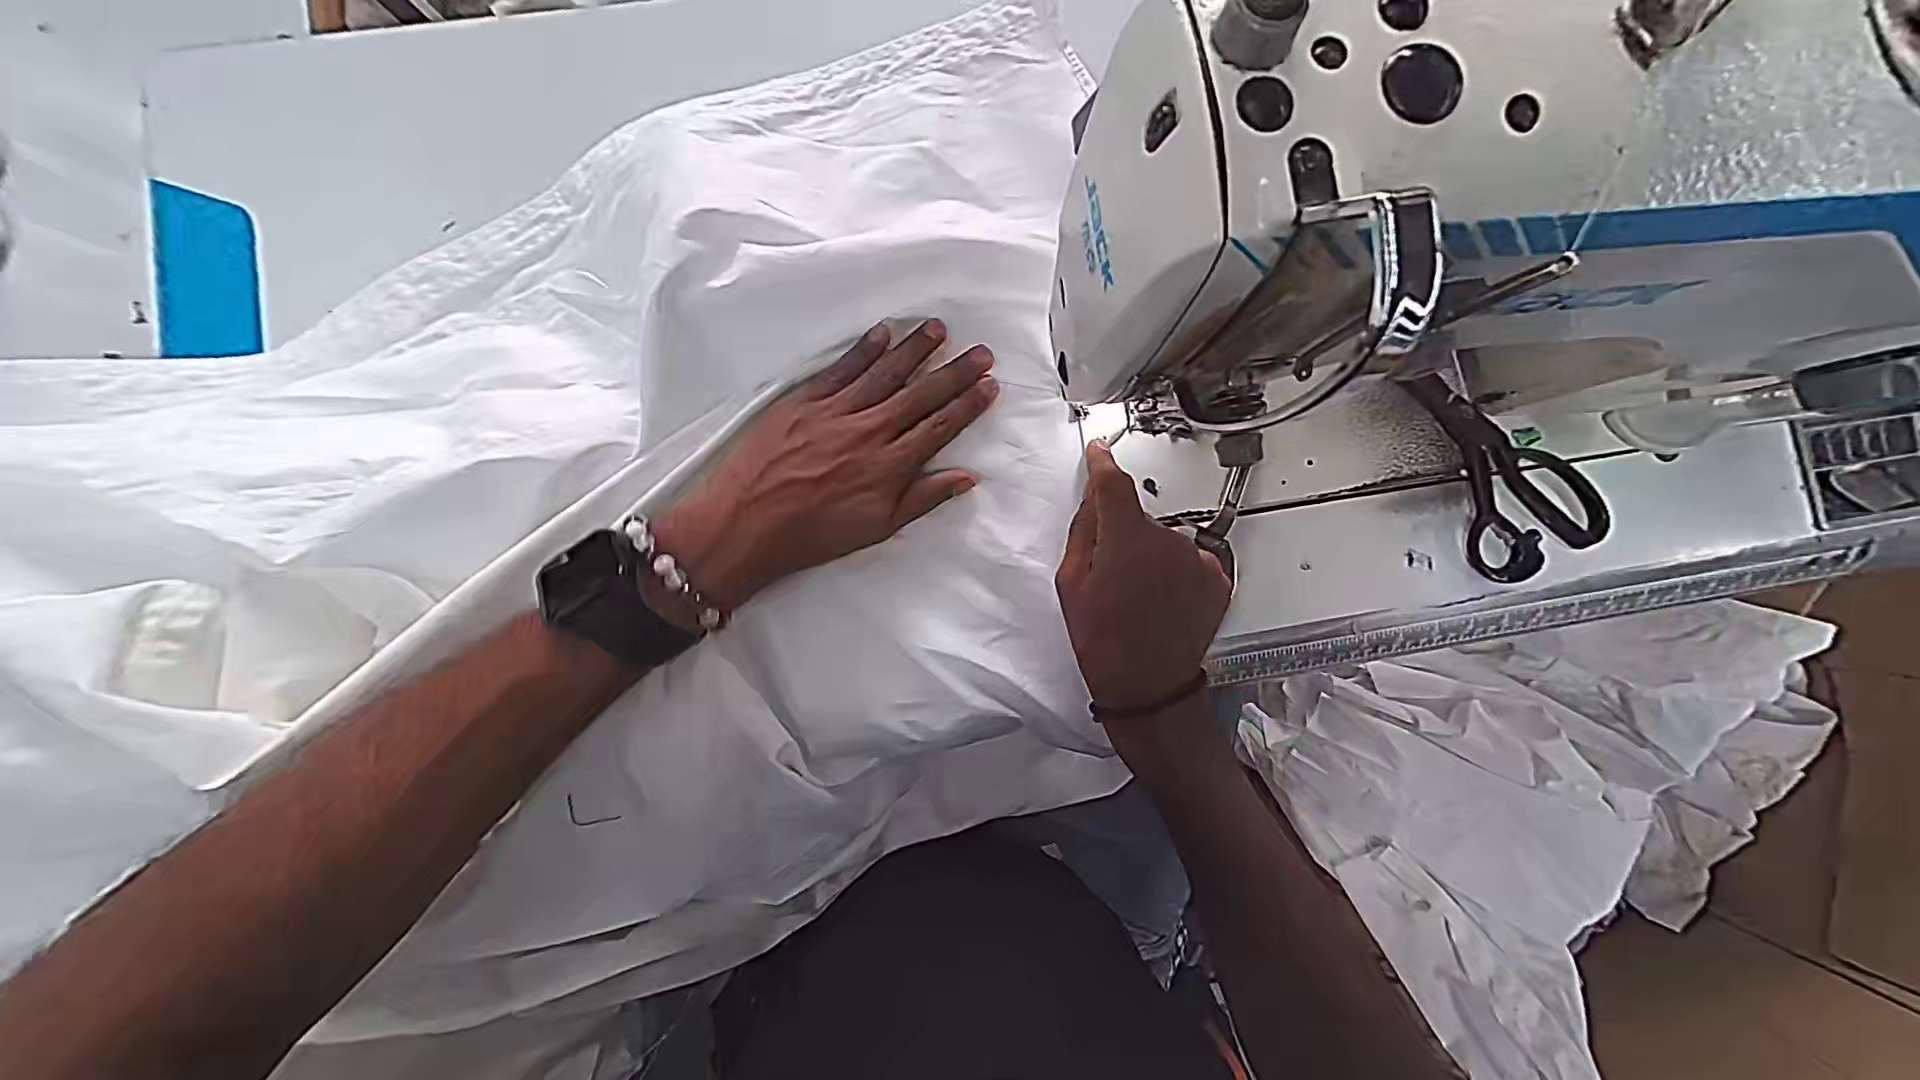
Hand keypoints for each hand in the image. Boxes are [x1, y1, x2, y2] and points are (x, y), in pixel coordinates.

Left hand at [653, 319, 997, 610]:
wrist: (747, 525)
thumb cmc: (814, 534)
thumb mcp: (877, 527)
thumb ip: (924, 498)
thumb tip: (966, 478)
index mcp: (889, 466)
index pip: (940, 427)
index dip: (968, 404)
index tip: (988, 386)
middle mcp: (868, 432)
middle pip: (921, 395)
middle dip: (955, 372)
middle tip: (981, 352)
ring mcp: (835, 413)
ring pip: (885, 373)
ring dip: (915, 350)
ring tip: (939, 329)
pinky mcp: (803, 402)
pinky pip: (841, 369)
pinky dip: (864, 349)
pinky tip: (883, 332)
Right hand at [1055, 441, 1232, 711]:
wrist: (1147, 683)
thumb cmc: (1104, 640)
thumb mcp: (1071, 582)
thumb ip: (1083, 531)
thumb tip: (1093, 502)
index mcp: (1125, 537)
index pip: (1113, 482)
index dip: (1103, 462)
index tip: (1101, 452)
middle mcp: (1167, 540)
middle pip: (1141, 516)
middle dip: (1124, 534)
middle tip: (1111, 574)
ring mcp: (1196, 559)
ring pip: (1165, 539)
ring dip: (1152, 556)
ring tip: (1138, 596)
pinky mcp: (1216, 577)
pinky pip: (1189, 558)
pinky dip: (1176, 571)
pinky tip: (1162, 600)